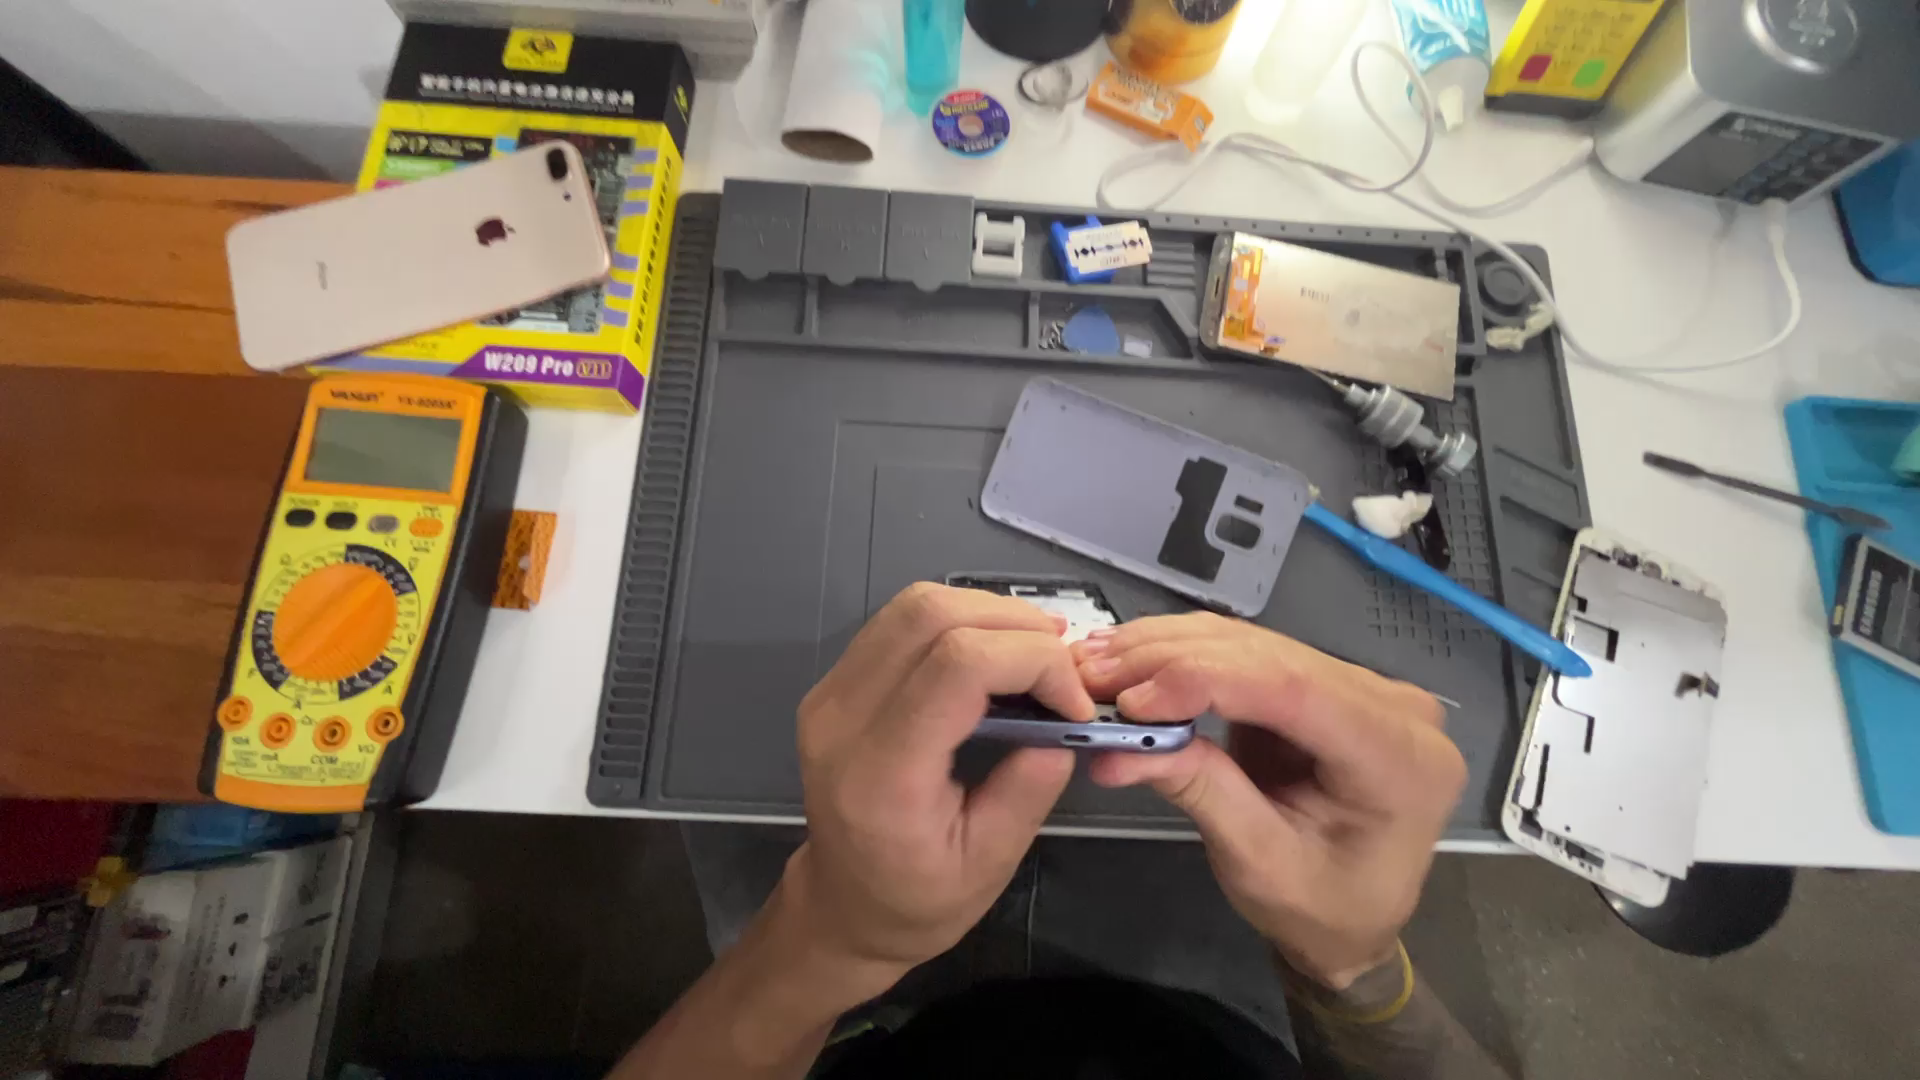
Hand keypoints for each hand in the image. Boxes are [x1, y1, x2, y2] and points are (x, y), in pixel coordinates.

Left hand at [783, 583, 1091, 983]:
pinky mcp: (836, 682)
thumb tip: (1064, 721)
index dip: (1031, 662)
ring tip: (1035, 646)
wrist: (841, 904)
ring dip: (986, 611)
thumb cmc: (916, 899)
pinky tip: (994, 646)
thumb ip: (1029, 788)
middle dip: (1013, 622)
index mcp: (881, 772)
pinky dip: (958, 618)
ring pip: (913, 605)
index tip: (1072, 703)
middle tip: (1061, 658)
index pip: (957, 665)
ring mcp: (832, 691)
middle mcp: (844, 716)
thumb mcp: (990, 864)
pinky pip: (900, 622)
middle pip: (930, 616)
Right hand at [1073, 613, 1464, 989]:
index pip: (1294, 689)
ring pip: (1245, 642)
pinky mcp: (1314, 681)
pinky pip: (1240, 651)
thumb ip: (1198, 790)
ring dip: (1164, 649)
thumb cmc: (1320, 909)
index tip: (1130, 700)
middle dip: (1169, 661)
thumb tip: (1113, 749)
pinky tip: (1129, 656)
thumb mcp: (1258, 861)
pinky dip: (1178, 654)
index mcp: (1401, 757)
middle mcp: (1388, 704)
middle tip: (1091, 675)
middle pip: (1265, 655)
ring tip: (1096, 663)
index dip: (1204, 679)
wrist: (1350, 919)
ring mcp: (1353, 685)